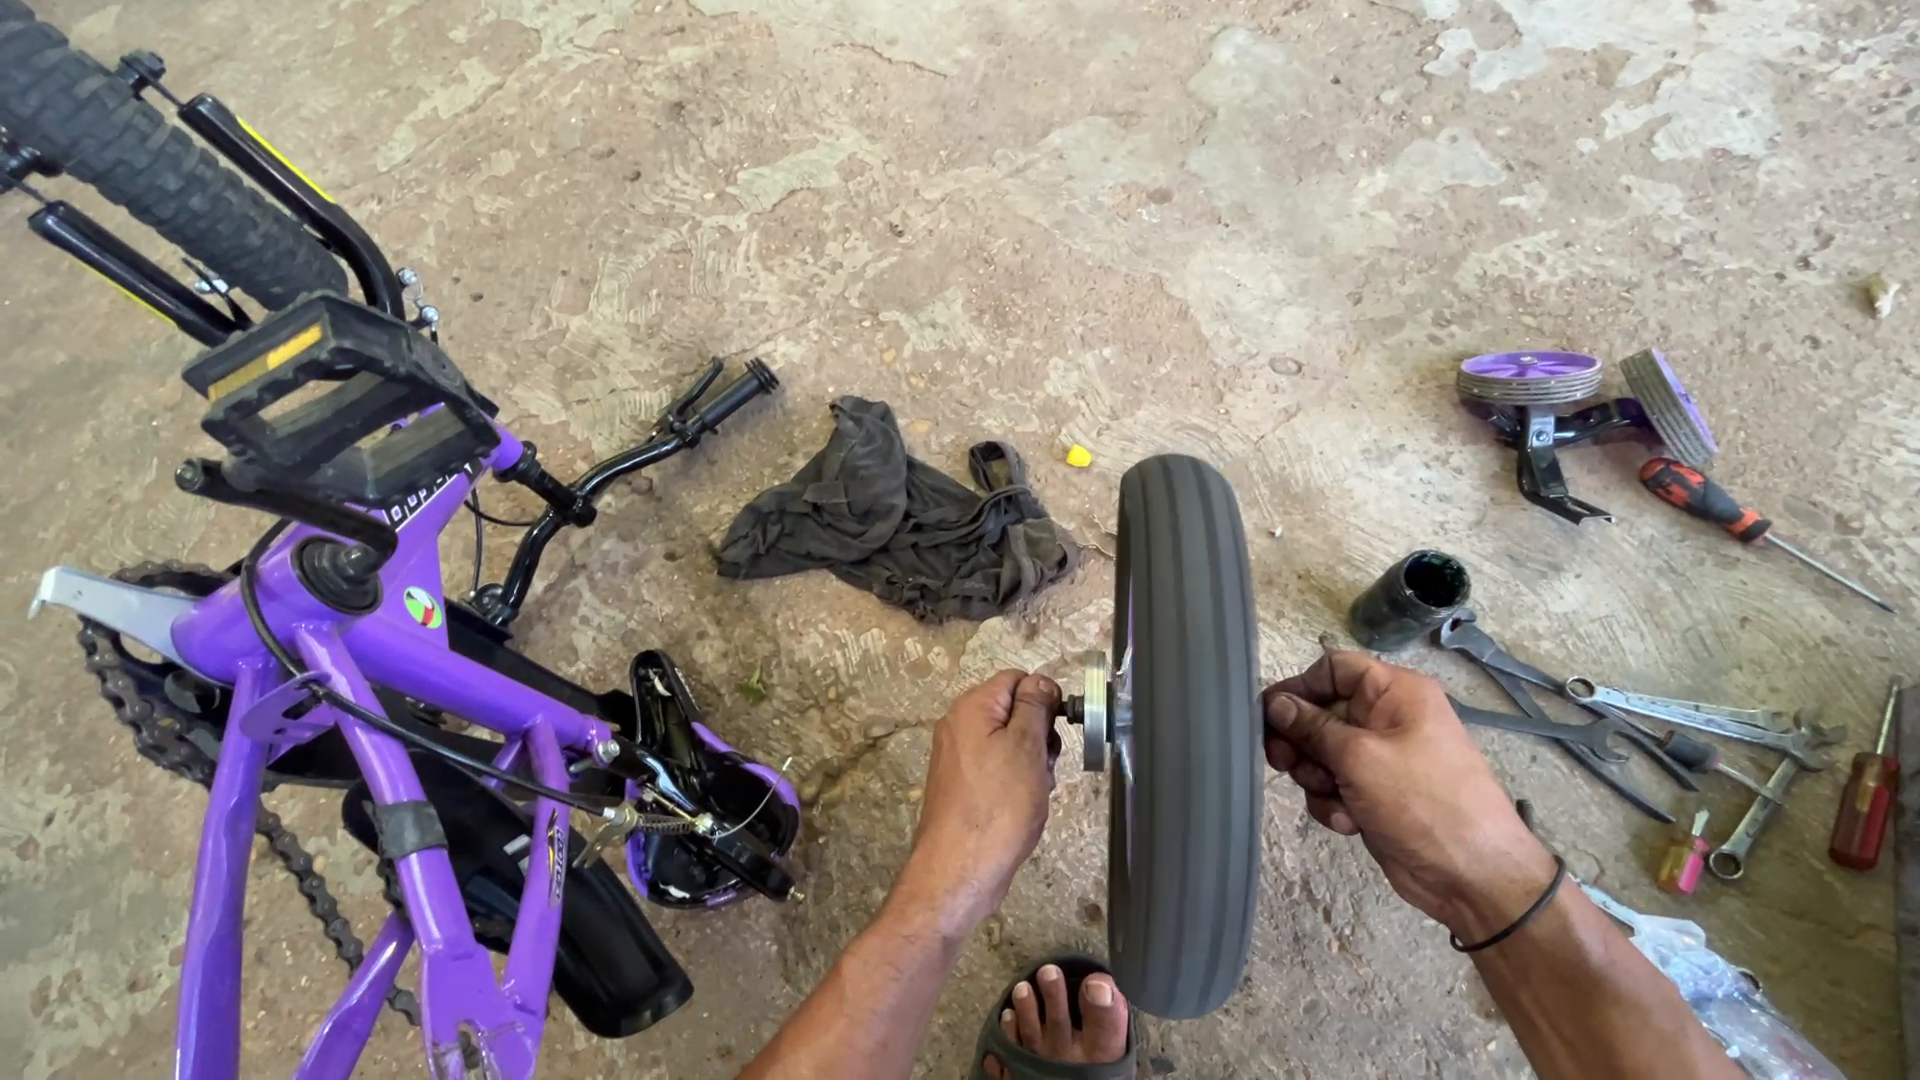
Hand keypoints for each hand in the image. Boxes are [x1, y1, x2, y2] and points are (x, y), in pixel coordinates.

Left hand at [895, 670, 1060, 929]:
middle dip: (1039, 735)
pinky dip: (1017, 782)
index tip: (1058, 728)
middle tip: (1044, 767)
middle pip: (1013, 711)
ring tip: (1035, 792)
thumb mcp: (1026, 745)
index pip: (1015, 680)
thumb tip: (1040, 682)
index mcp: (972, 708)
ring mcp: (959, 757)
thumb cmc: (997, 806)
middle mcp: (959, 726)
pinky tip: (1023, 806)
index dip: (1043, 698)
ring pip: (1010, 743)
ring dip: (1032, 763)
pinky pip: (998, 769)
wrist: (960, 869)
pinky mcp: (963, 785)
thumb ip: (1035, 706)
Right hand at [1264, 650, 1556, 941]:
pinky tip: (1348, 821)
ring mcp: (1380, 757)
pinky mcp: (1372, 791)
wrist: (1473, 878)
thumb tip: (1274, 703)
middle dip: (1299, 741)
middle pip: (1319, 711)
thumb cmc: (1423, 802)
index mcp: (1396, 693)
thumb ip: (1310, 726)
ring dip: (1315, 777)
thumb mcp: (1359, 756)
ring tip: (1333, 798)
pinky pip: (1331, 783)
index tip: (1271, 715)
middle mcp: (1386, 718)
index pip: (1334, 668)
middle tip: (1283, 763)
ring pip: (1319, 751)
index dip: (1300, 687)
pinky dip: (1331, 801)